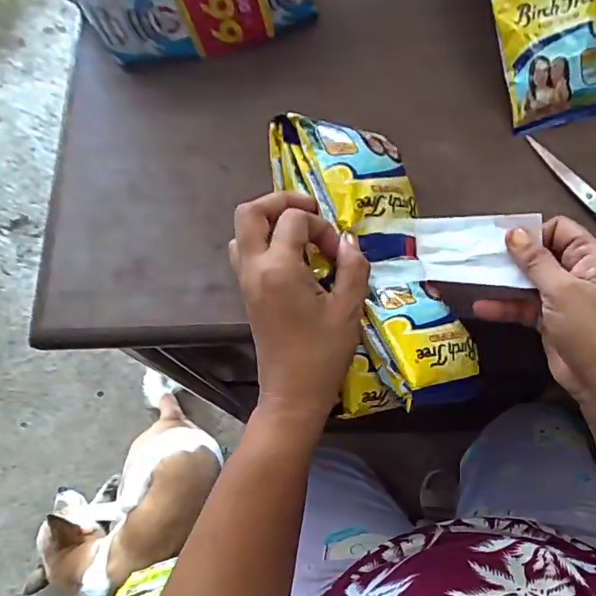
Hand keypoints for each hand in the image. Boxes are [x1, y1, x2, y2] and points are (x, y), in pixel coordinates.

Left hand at [230, 191, 368, 420]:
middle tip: (310, 210)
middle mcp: (255, 268)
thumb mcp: (349, 309)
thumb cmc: (323, 354)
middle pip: (250, 212)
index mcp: (278, 268)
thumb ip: (352, 267)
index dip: (322, 226)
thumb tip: (349, 242)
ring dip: (269, 223)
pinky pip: (246, 254)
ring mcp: (246, 282)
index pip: (295, 220)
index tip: (340, 253)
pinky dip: (265, 244)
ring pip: (243, 232)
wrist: (293, 393)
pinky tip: (294, 261)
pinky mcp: (248, 295)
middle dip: (280, 202)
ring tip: (301, 236)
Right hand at [472, 217, 595, 404]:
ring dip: (505, 281)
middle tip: (483, 256)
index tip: (505, 239)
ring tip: (476, 277)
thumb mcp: (562, 290)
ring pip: (528, 282)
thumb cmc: (590, 329)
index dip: (534, 232)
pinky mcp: (549, 320)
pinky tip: (483, 306)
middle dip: (513, 256)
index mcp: (589, 257)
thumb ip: (536, 261)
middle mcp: (576, 273)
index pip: (560, 230)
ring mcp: (561, 298)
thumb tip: (514, 233)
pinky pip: (524, 306)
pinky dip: (505, 306)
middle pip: (540, 255)